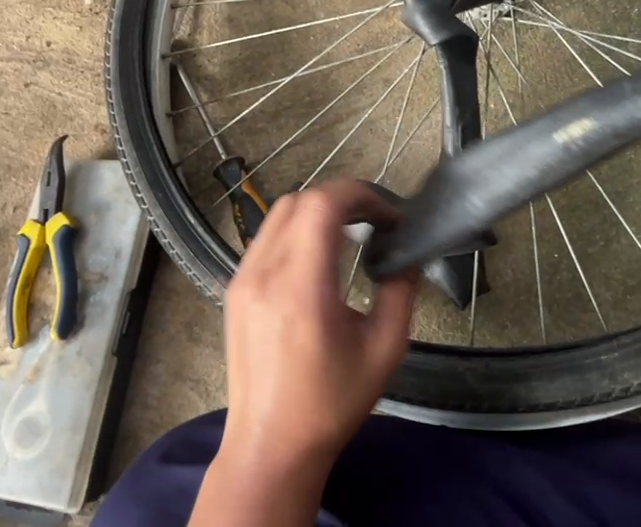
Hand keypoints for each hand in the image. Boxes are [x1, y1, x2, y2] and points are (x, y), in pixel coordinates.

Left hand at [217, 180, 418, 476]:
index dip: (360, 194)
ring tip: (350, 232)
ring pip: (279, 214)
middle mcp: (264, 273)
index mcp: (301, 287)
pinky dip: (295, 230)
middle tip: (374, 219)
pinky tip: (319, 256)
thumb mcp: (384, 349)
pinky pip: (266, 238)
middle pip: (300, 200)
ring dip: (317, 211)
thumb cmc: (330, 403)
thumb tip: (406, 254)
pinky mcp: (234, 290)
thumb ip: (401, 291)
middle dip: (342, 199)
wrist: (270, 446)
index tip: (389, 213)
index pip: (323, 205)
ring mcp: (242, 279)